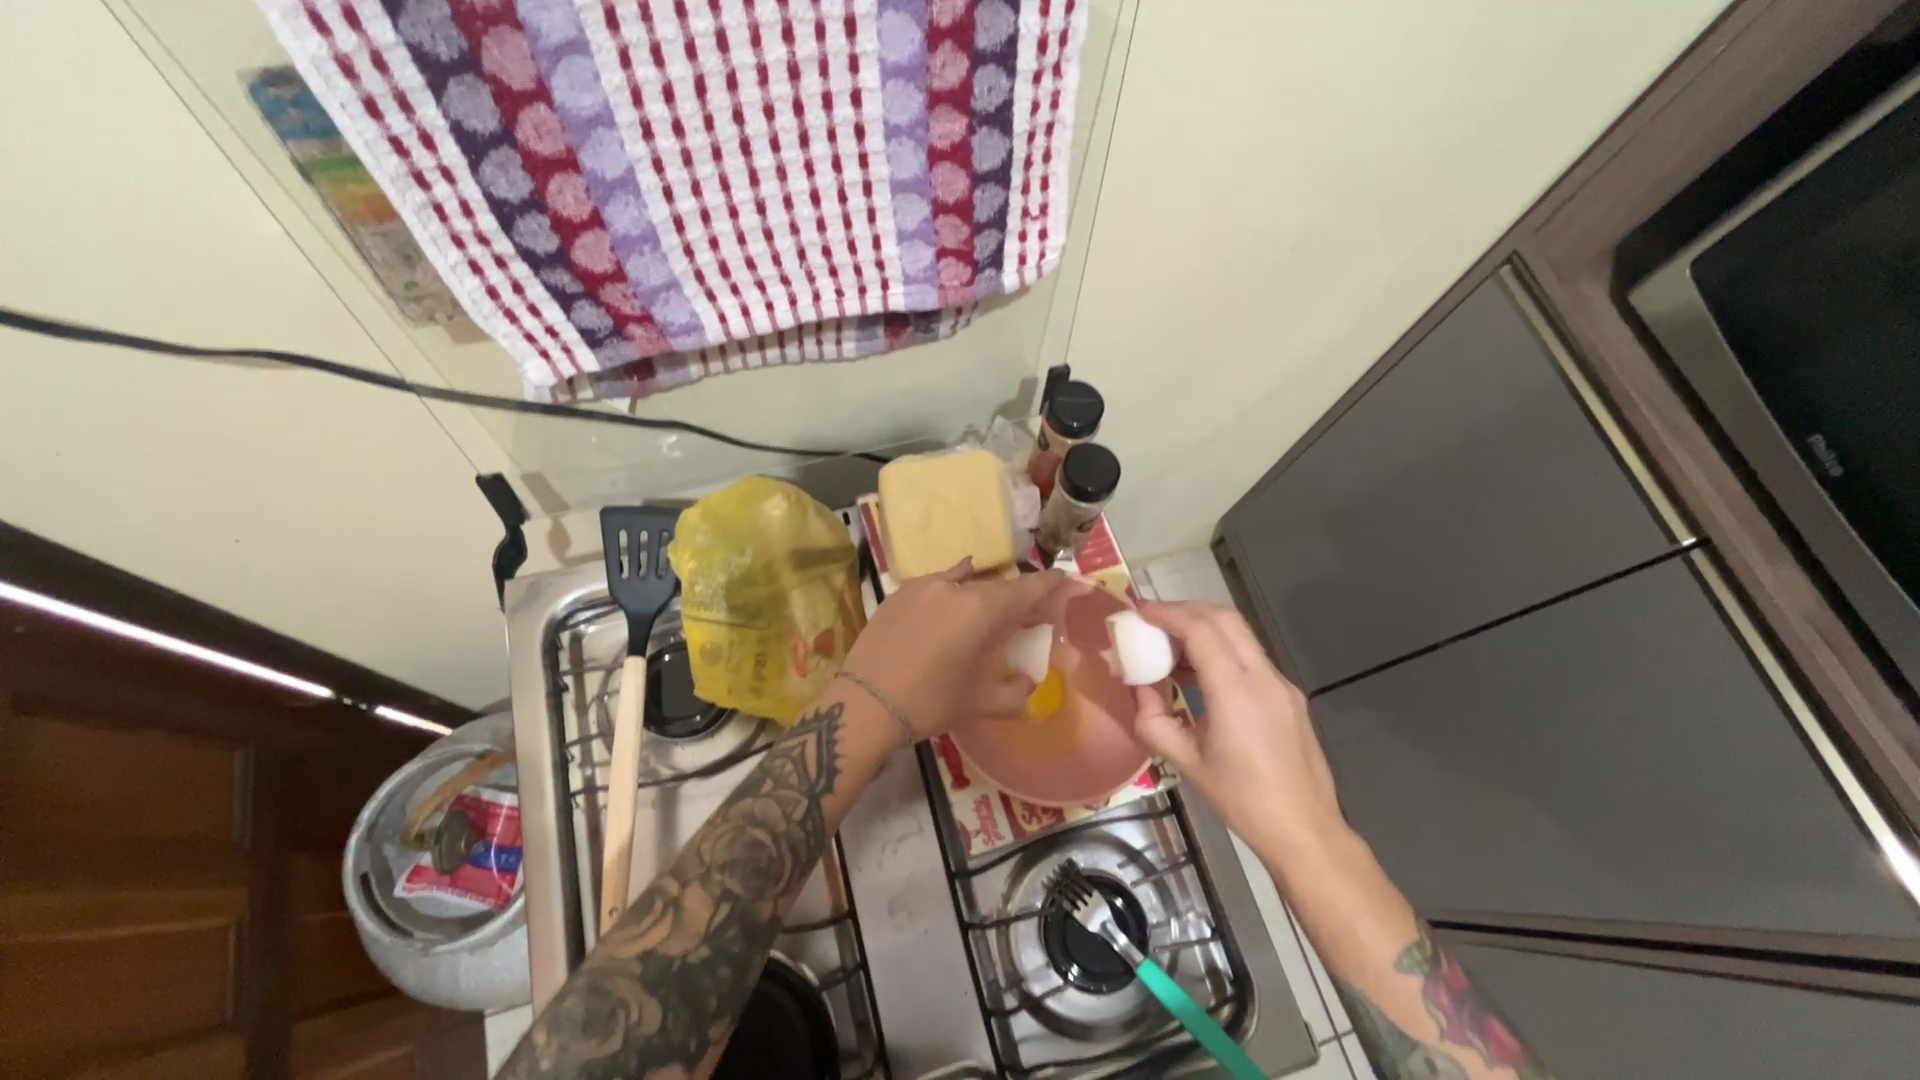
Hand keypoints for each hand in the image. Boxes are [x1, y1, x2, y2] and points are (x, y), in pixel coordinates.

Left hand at [842, 561, 1068, 741]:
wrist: (865, 705)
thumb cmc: (930, 703)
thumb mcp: (981, 703)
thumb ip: (1016, 692)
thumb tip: (1028, 682)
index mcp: (981, 610)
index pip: (1026, 588)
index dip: (1048, 583)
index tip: (1063, 578)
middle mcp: (955, 588)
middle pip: (997, 585)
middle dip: (1016, 596)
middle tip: (1027, 613)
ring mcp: (923, 586)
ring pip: (965, 582)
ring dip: (983, 593)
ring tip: (988, 610)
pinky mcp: (899, 593)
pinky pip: (937, 583)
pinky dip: (952, 589)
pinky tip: (954, 595)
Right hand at [1131, 601, 1345, 860]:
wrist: (1304, 829)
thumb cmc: (1241, 800)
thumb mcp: (1186, 763)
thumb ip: (1154, 720)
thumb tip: (1140, 689)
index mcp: (1236, 692)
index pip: (1200, 630)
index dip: (1167, 614)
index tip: (1139, 612)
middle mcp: (1263, 678)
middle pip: (1224, 618)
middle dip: (1185, 610)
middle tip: (1153, 620)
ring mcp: (1281, 684)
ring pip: (1240, 634)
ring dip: (1204, 628)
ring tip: (1170, 647)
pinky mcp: (1289, 696)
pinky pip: (1250, 657)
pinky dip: (1221, 649)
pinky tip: (1199, 674)